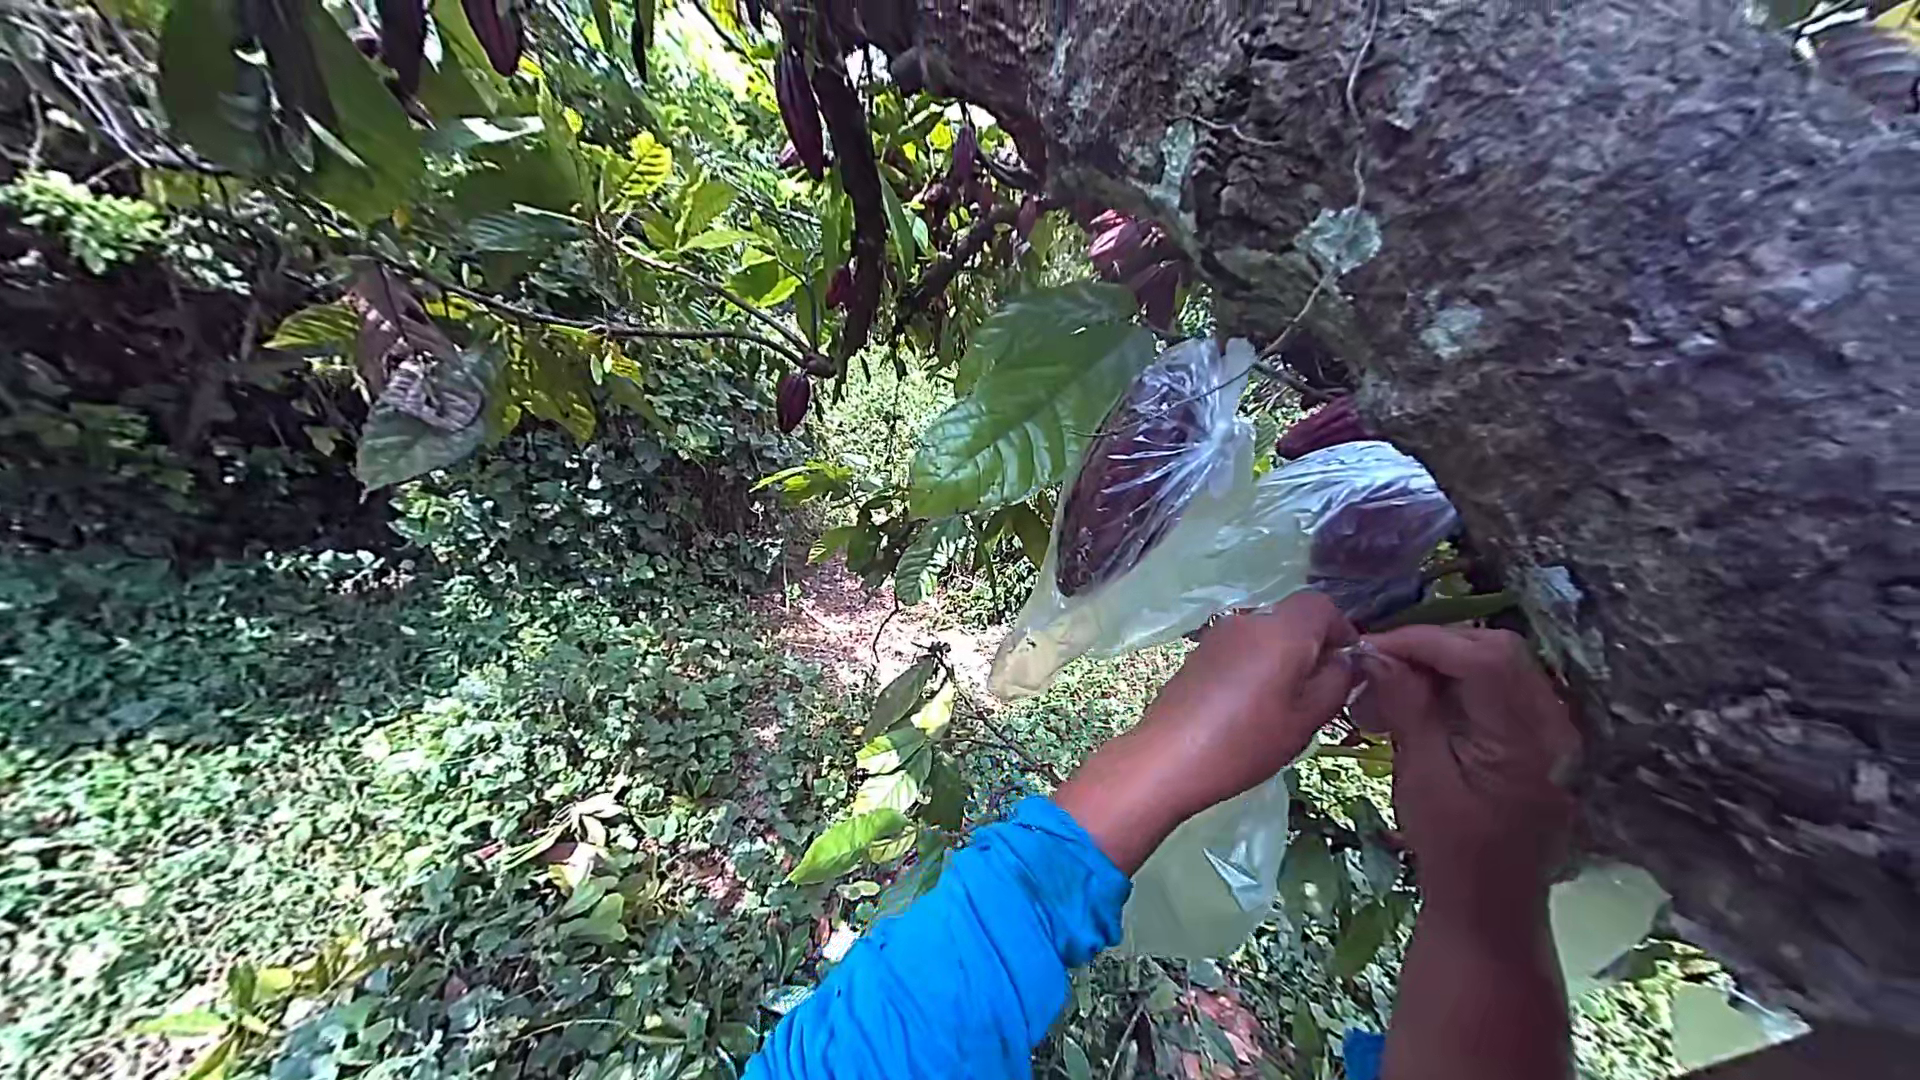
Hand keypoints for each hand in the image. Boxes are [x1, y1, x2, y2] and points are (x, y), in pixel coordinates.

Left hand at [1136, 591, 1360, 812]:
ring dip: (1282, 656)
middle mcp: (1247, 620)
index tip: (1347, 665)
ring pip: (1264, 633)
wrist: (1169, 755)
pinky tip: (1250, 703)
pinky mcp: (1198, 652)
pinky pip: (1239, 647)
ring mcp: (1216, 634)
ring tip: (1285, 703)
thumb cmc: (1247, 740)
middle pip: (1291, 618)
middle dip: (1312, 645)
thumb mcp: (1307, 717)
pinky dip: (1255, 664)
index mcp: (1280, 629)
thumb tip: (1345, 659)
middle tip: (1320, 690)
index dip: (1341, 629)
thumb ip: (1336, 680)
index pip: (1320, 604)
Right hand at [1351, 626, 1580, 906]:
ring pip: (1494, 659)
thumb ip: (1406, 706)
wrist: (1489, 897)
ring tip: (1391, 679)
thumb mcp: (1420, 774)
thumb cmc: (1451, 843)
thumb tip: (1374, 653)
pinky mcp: (1532, 731)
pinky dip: (1450, 676)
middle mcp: (1551, 724)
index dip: (1422, 640)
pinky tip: (1416, 695)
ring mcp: (1548, 727)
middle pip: (1494, 648)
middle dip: (1429, 643)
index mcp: (1526, 741)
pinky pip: (1493, 681)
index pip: (1482, 659)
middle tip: (1378, 660)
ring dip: (1437, 657)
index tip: (1370, 648)